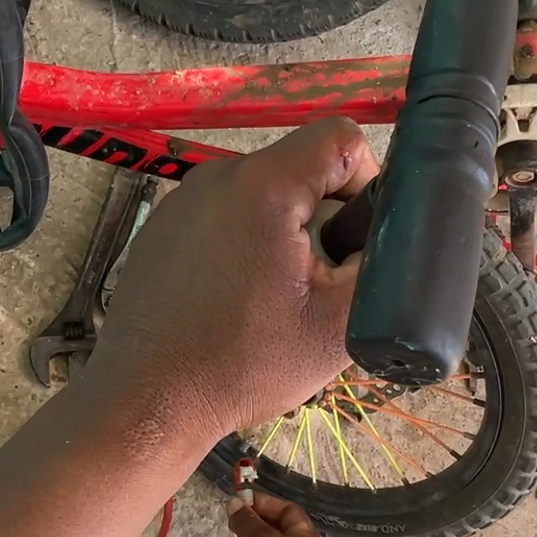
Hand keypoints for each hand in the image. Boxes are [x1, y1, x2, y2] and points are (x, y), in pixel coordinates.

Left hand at [81, 118, 378, 446]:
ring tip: (274, 298)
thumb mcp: (338, 325)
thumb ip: (381, 269)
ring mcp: (180, 201)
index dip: (365, 180)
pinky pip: (221, 216)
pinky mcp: (160, 228)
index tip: (357, 237)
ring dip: (282, 234)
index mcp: (262, 186)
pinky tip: (233, 297)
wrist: (149, 398)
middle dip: (321, 218)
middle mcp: (215, 178)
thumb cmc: (241, 364)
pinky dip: (241, 244)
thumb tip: (387, 238)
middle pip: (296, 169)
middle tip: (316, 282)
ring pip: (259, 195)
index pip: (338, 138)